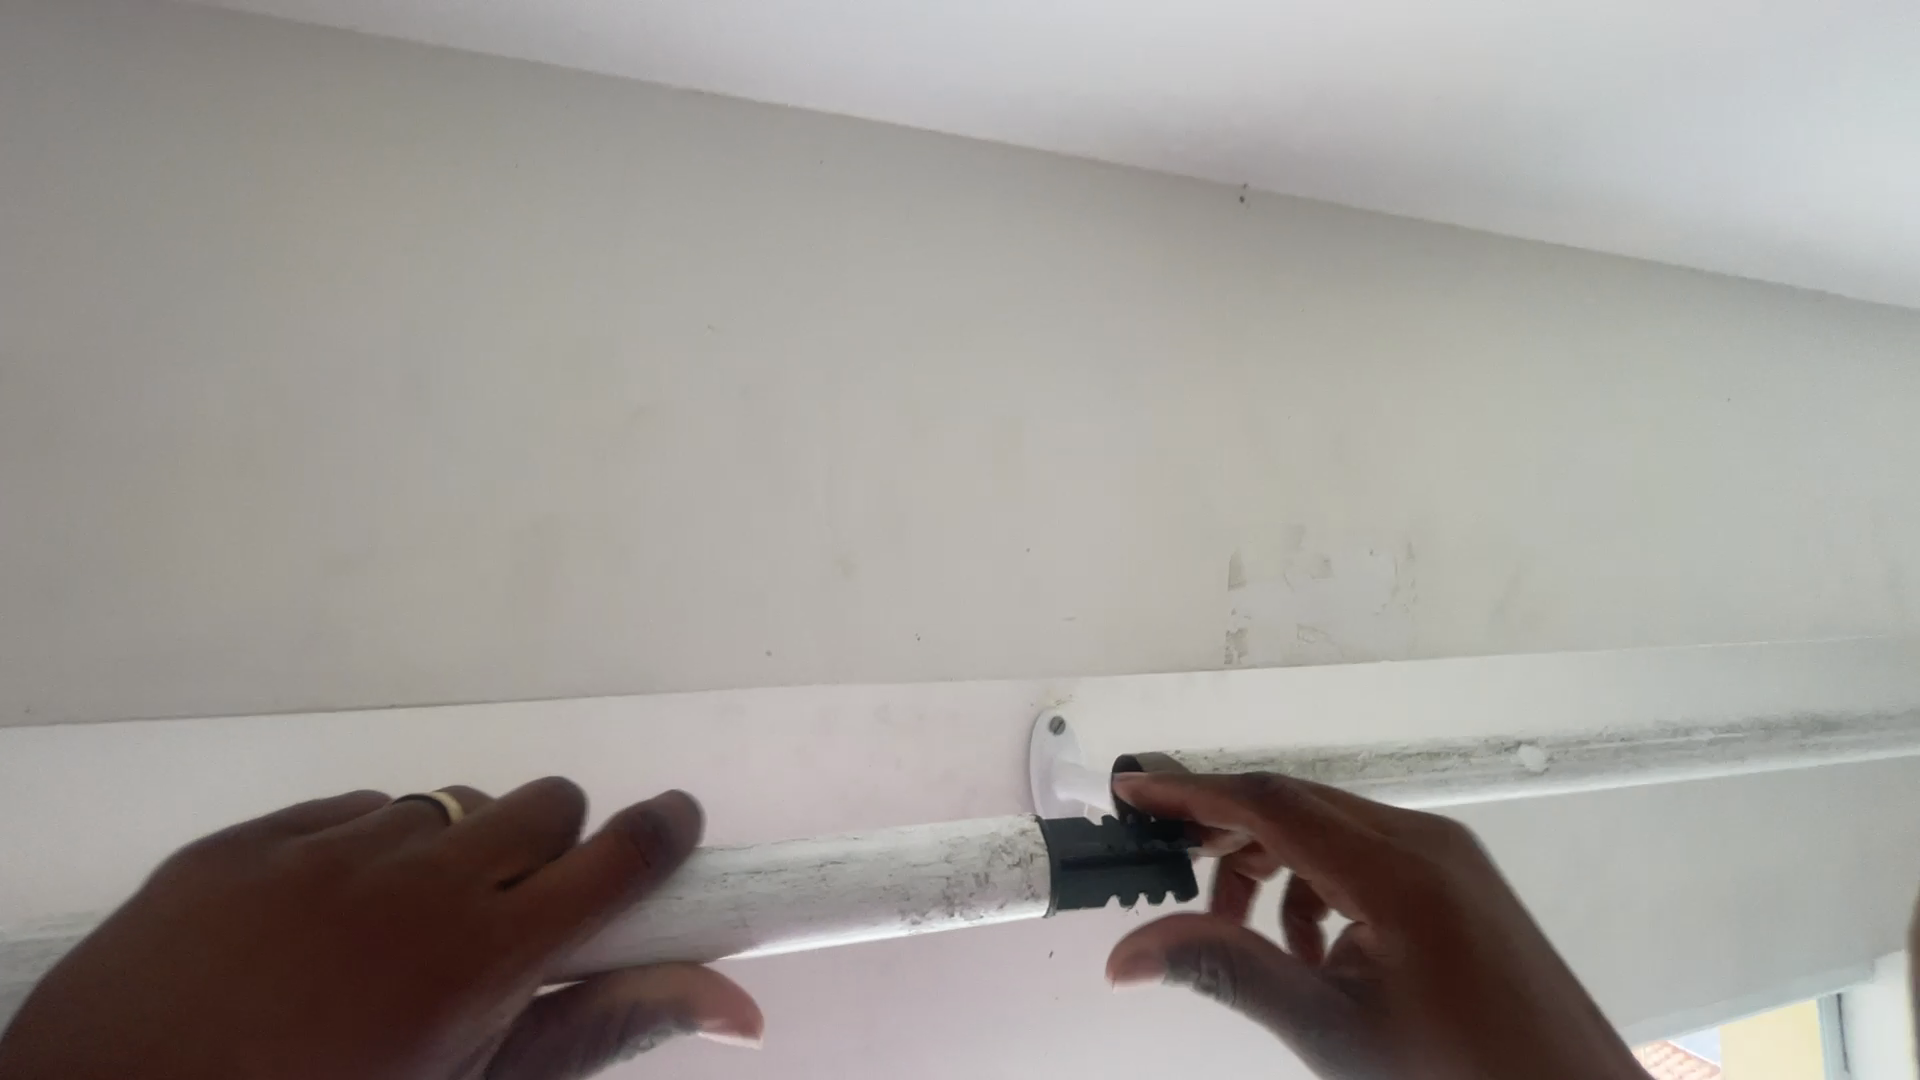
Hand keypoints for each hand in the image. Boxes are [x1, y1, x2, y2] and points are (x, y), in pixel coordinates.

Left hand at [0, 781, 762, 1079]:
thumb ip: (616, 1028)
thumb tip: (747, 1007)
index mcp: (485, 960)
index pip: (622, 855)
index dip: (664, 829)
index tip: (674, 827)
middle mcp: (418, 887)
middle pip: (548, 801)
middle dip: (549, 845)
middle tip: (506, 908)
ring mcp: (322, 856)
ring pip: (451, 802)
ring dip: (450, 851)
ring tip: (388, 927)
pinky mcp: (242, 843)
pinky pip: (351, 809)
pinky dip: (358, 851)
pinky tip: (307, 923)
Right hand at [1105, 772, 1639, 1079]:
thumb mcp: (1333, 1034)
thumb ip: (1225, 971)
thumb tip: (1125, 955)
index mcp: (1397, 869)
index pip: (1268, 802)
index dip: (1190, 792)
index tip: (1129, 790)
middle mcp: (1422, 839)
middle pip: (1293, 804)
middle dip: (1222, 830)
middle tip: (1168, 865)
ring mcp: (1446, 855)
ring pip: (1324, 826)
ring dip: (1267, 862)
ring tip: (1241, 928)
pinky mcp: (1456, 879)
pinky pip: (1360, 853)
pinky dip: (1313, 882)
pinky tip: (1309, 946)